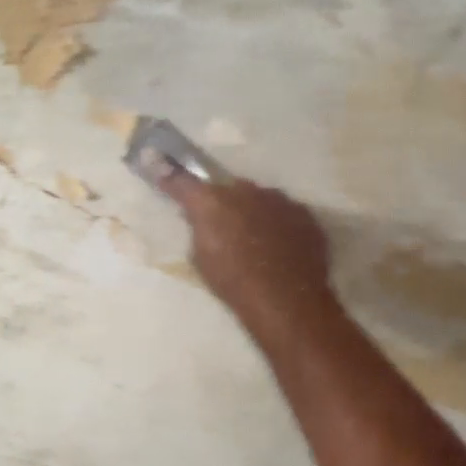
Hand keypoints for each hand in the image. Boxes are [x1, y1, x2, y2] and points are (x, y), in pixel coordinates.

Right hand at [157, 168, 335, 332]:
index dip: (171, 175)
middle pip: (230, 189)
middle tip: (223, 224)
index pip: (184, 182)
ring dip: (254, 212)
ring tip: (255, 240)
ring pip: (261, 199)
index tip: (160, 166)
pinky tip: (279, 247)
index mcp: (212, 202)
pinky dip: (279, 224)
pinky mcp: (305, 215)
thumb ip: (199, 229)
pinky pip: (285, 213)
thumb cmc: (232, 282)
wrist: (285, 299)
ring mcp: (280, 200)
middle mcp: (246, 191)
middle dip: (224, 201)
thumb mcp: (201, 258)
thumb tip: (198, 217)